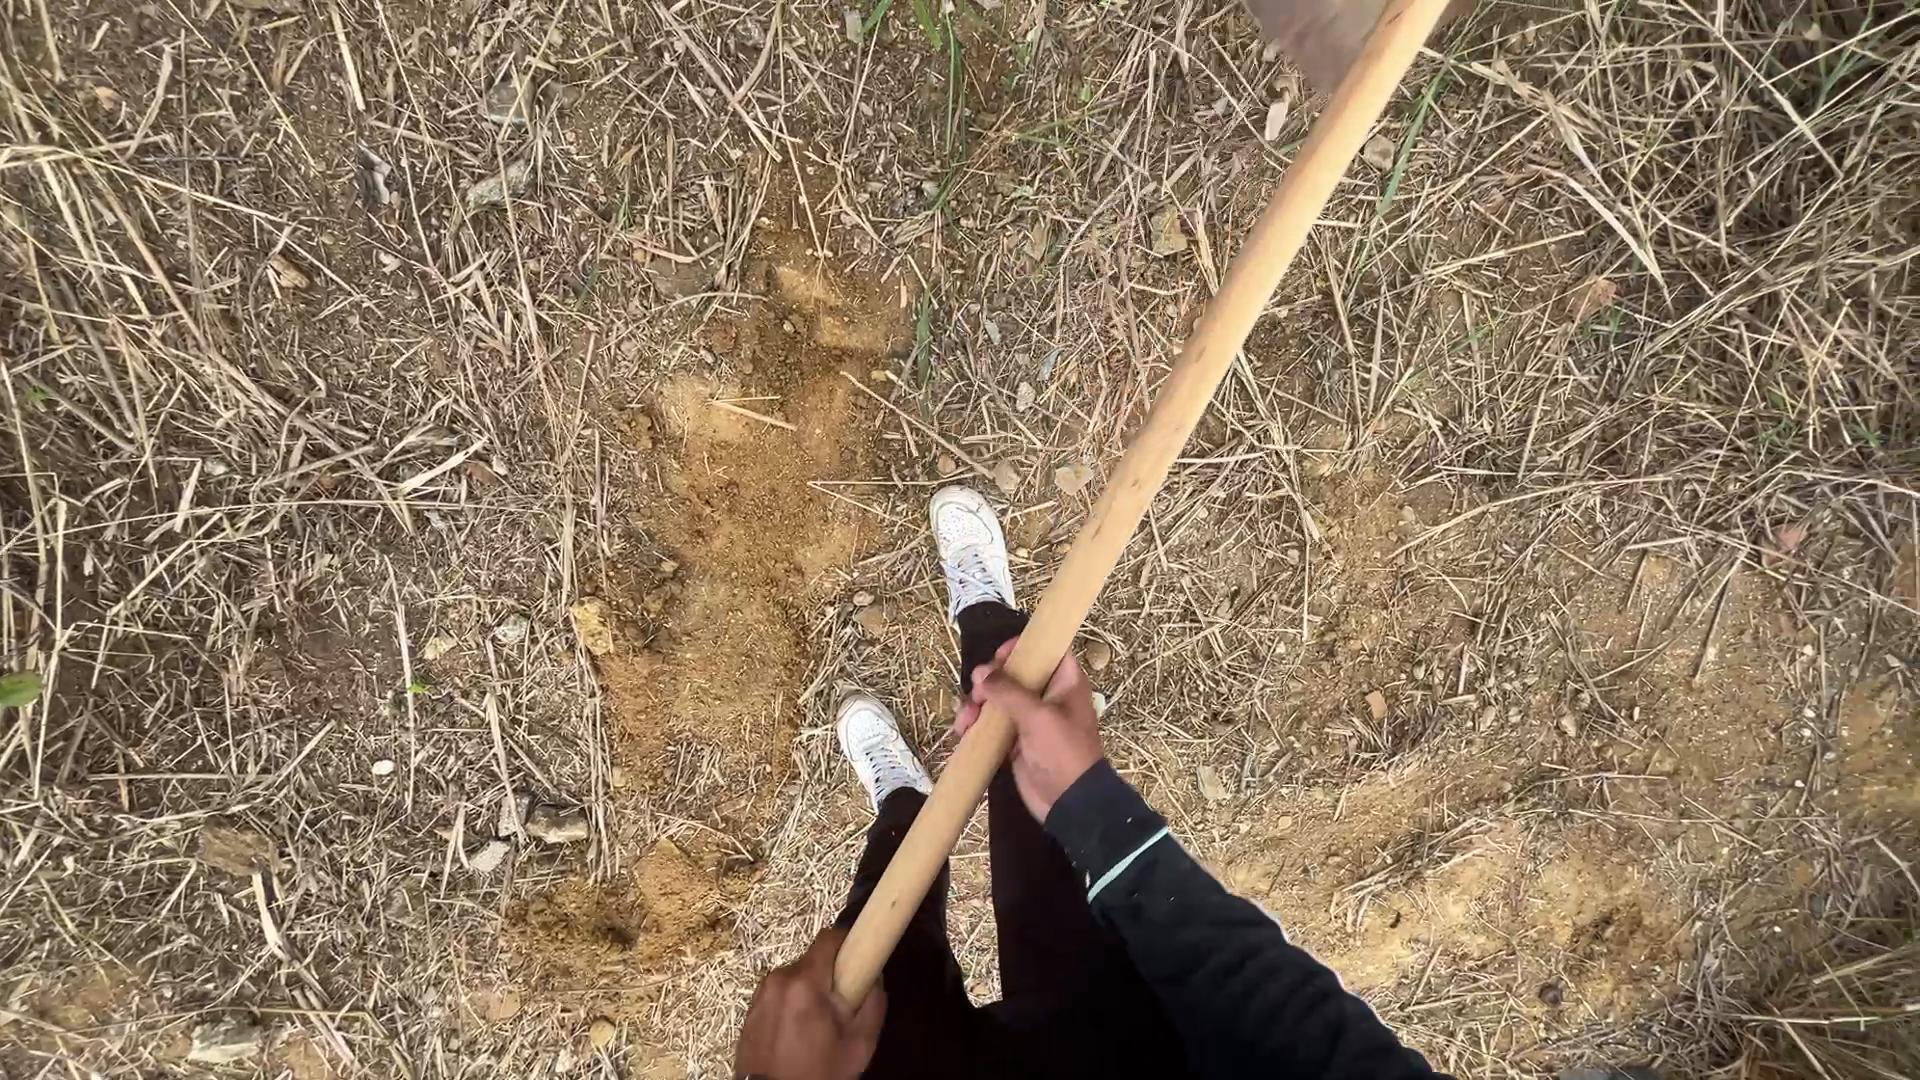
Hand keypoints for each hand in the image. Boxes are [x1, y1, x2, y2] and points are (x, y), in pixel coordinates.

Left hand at [734, 929, 883, 1079]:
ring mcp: (761, 994)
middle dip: (829, 977)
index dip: (847, 943)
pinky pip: (780, 993)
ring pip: (796, 977)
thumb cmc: (816, 1075)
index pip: (829, 938)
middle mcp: (778, 979)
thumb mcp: (858, 1048)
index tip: (857, 961)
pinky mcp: (751, 1009)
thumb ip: (873, 1005)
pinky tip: (797, 1032)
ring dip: (810, 991)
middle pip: (813, 961)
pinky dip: (791, 1004)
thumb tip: (875, 977)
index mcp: (804, 983)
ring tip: (816, 1026)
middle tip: (840, 1007)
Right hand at [955, 637, 1104, 821]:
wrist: (1070, 803)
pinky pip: (990, 723)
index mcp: (1064, 682)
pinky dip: (976, 724)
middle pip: (1013, 673)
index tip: (999, 657)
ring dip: (977, 704)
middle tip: (977, 693)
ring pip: (996, 697)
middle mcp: (1047, 695)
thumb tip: (981, 673)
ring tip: (966, 720)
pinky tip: (964, 731)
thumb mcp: (1038, 717)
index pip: (1044, 650)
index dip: (1021, 648)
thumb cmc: (1063, 752)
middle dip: (989, 680)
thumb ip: (1008, 691)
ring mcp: (1029, 718)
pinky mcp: (1015, 739)